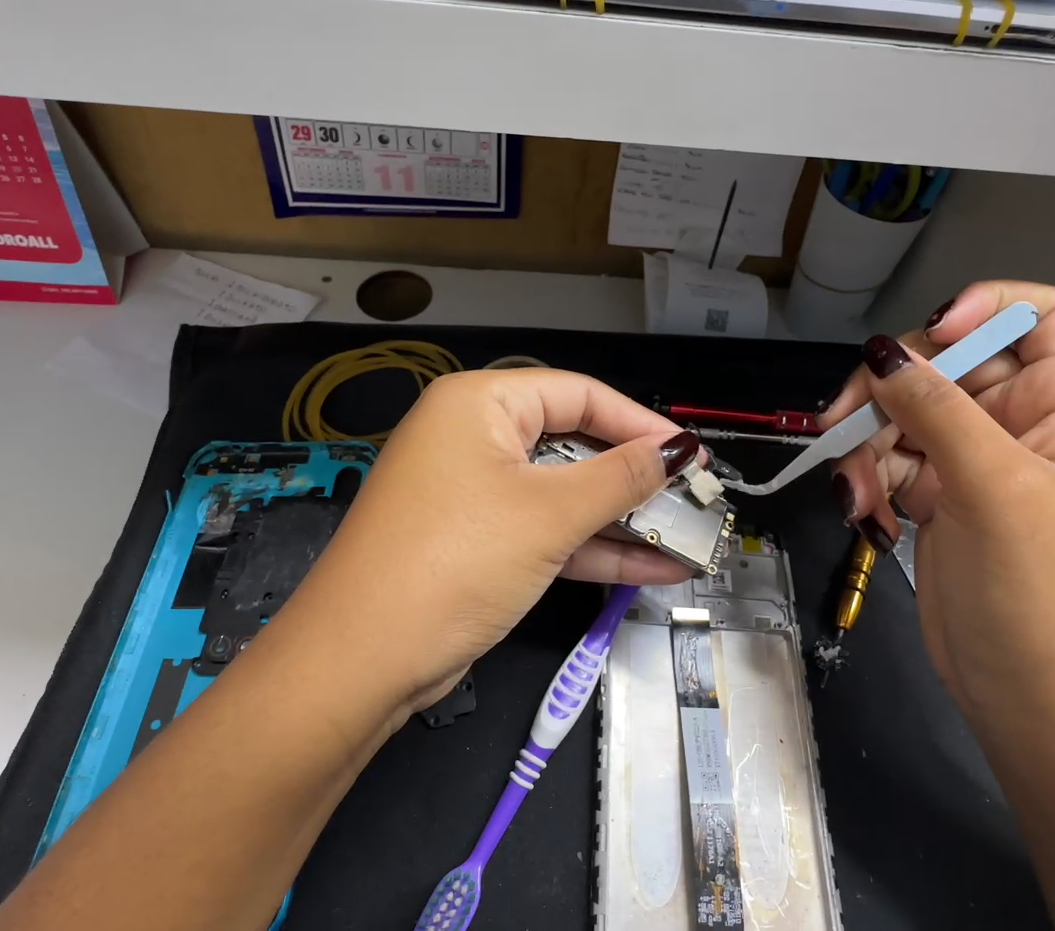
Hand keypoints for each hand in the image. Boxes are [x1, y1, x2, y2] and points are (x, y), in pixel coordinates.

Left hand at [296, 368, 699, 709]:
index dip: (639, 423)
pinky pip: (547, 533)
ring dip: (623, 521)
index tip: (691, 454)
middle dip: (635, 480)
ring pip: (564, 496)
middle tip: (693, 500)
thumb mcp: (548, 514)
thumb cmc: (455, 562)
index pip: (578, 394)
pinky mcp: (480, 544)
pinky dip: (594, 550)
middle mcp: (475, 438)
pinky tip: (654, 567)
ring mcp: (476, 494)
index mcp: (480, 404)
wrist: (361, 661)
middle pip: (573, 445)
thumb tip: (679, 449)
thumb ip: (621, 478)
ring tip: (688, 538)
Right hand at [822, 282, 1054, 734]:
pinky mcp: (940, 492)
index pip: (1044, 316)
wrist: (1022, 696)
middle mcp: (1025, 423)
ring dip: (869, 440)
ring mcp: (978, 459)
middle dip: (895, 387)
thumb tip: (879, 351)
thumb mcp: (993, 490)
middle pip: (952, 361)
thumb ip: (938, 410)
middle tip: (844, 418)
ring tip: (855, 487)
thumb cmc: (1036, 593)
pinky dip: (869, 476)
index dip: (990, 307)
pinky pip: (892, 455)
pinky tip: (864, 512)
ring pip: (909, 409)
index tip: (931, 335)